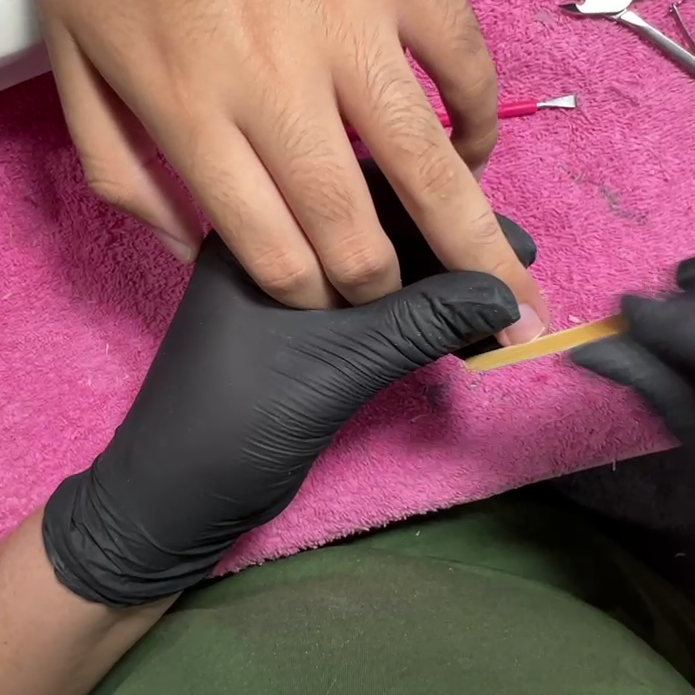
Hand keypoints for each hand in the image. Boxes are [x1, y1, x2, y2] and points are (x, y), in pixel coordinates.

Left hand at [24, 0, 545, 340]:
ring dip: (470, 245)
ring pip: (428, 167)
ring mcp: (349, 16)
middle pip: (355, 233)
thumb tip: (189, 253)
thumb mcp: (70, 59)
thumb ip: (122, 175)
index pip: (274, 252)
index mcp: (189, 109)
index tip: (328, 307)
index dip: (310, 299)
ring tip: (501, 288)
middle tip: (408, 313)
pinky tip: (468, 150)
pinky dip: (478, 123)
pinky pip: (466, 67)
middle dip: (386, 294)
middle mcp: (274, 78)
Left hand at [43, 165, 529, 605]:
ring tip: (501, 306)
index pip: (369, 196)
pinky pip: (371, 309)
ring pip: (381, 272)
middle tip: (520, 271)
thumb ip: (421, 322)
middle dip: (454, 253)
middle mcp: (275, 246)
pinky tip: (460, 331)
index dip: (448, 212)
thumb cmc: (238, 421)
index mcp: (263, 228)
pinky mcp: (300, 333)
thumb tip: (509, 295)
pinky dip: (419, 320)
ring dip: (442, 290)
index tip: (513, 242)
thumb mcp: (337, 366)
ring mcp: (288, 291)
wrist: (174, 498)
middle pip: (382, 230)